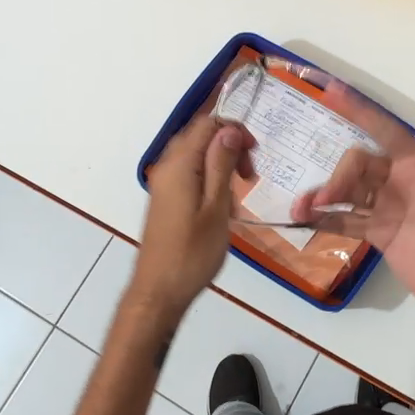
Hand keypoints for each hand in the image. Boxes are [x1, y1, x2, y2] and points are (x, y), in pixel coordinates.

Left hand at [133, 115, 253, 315]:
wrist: (159, 291)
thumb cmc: (193, 253)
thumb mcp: (216, 207)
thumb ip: (221, 165)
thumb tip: (230, 130)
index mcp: (179, 164)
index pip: (207, 124)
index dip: (234, 130)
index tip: (254, 155)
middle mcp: (166, 166)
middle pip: (199, 135)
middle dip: (229, 145)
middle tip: (249, 175)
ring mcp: (163, 183)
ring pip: (194, 154)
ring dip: (220, 162)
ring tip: (238, 190)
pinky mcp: (165, 198)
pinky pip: (188, 172)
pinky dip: (208, 177)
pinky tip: (221, 203)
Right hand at [291, 84, 414, 326]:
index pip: (385, 132)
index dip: (359, 111)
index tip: (330, 91)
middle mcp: (401, 182)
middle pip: (359, 165)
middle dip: (338, 176)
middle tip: (325, 198)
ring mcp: (388, 209)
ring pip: (348, 192)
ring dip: (323, 195)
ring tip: (300, 209)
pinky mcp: (379, 234)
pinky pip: (346, 220)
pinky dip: (325, 218)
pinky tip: (303, 220)